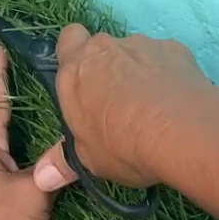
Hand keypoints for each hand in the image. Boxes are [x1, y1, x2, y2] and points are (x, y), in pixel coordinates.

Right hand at [53, 24, 213, 187]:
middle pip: (101, 47)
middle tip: (117, 100)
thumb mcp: (89, 159)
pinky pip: (166, 58)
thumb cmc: (122, 145)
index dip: (74, 52)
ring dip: (138, 71)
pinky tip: (177, 99)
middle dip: (108, 67)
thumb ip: (62, 161)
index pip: (67, 38)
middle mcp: (104, 48)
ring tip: (153, 106)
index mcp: (75, 68)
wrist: (180, 132)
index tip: (84, 78)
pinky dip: (168, 73)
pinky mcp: (173, 49)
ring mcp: (140, 45)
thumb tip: (38, 180)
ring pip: (134, 53)